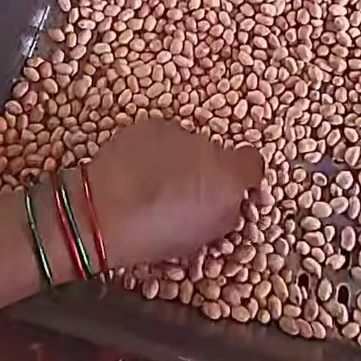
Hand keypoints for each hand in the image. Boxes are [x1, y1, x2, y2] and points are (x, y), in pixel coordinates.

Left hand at [85, 118, 261, 269]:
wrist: (108, 209)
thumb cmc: (158, 232)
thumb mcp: (203, 236)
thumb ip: (224, 211)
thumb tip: (226, 199)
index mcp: (229, 177)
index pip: (253, 163)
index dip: (242, 176)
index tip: (228, 189)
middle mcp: (208, 146)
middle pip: (215, 154)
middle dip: (204, 169)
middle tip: (182, 192)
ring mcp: (177, 131)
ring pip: (186, 144)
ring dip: (178, 158)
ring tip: (153, 182)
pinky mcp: (149, 125)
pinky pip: (161, 136)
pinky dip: (155, 149)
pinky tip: (138, 169)